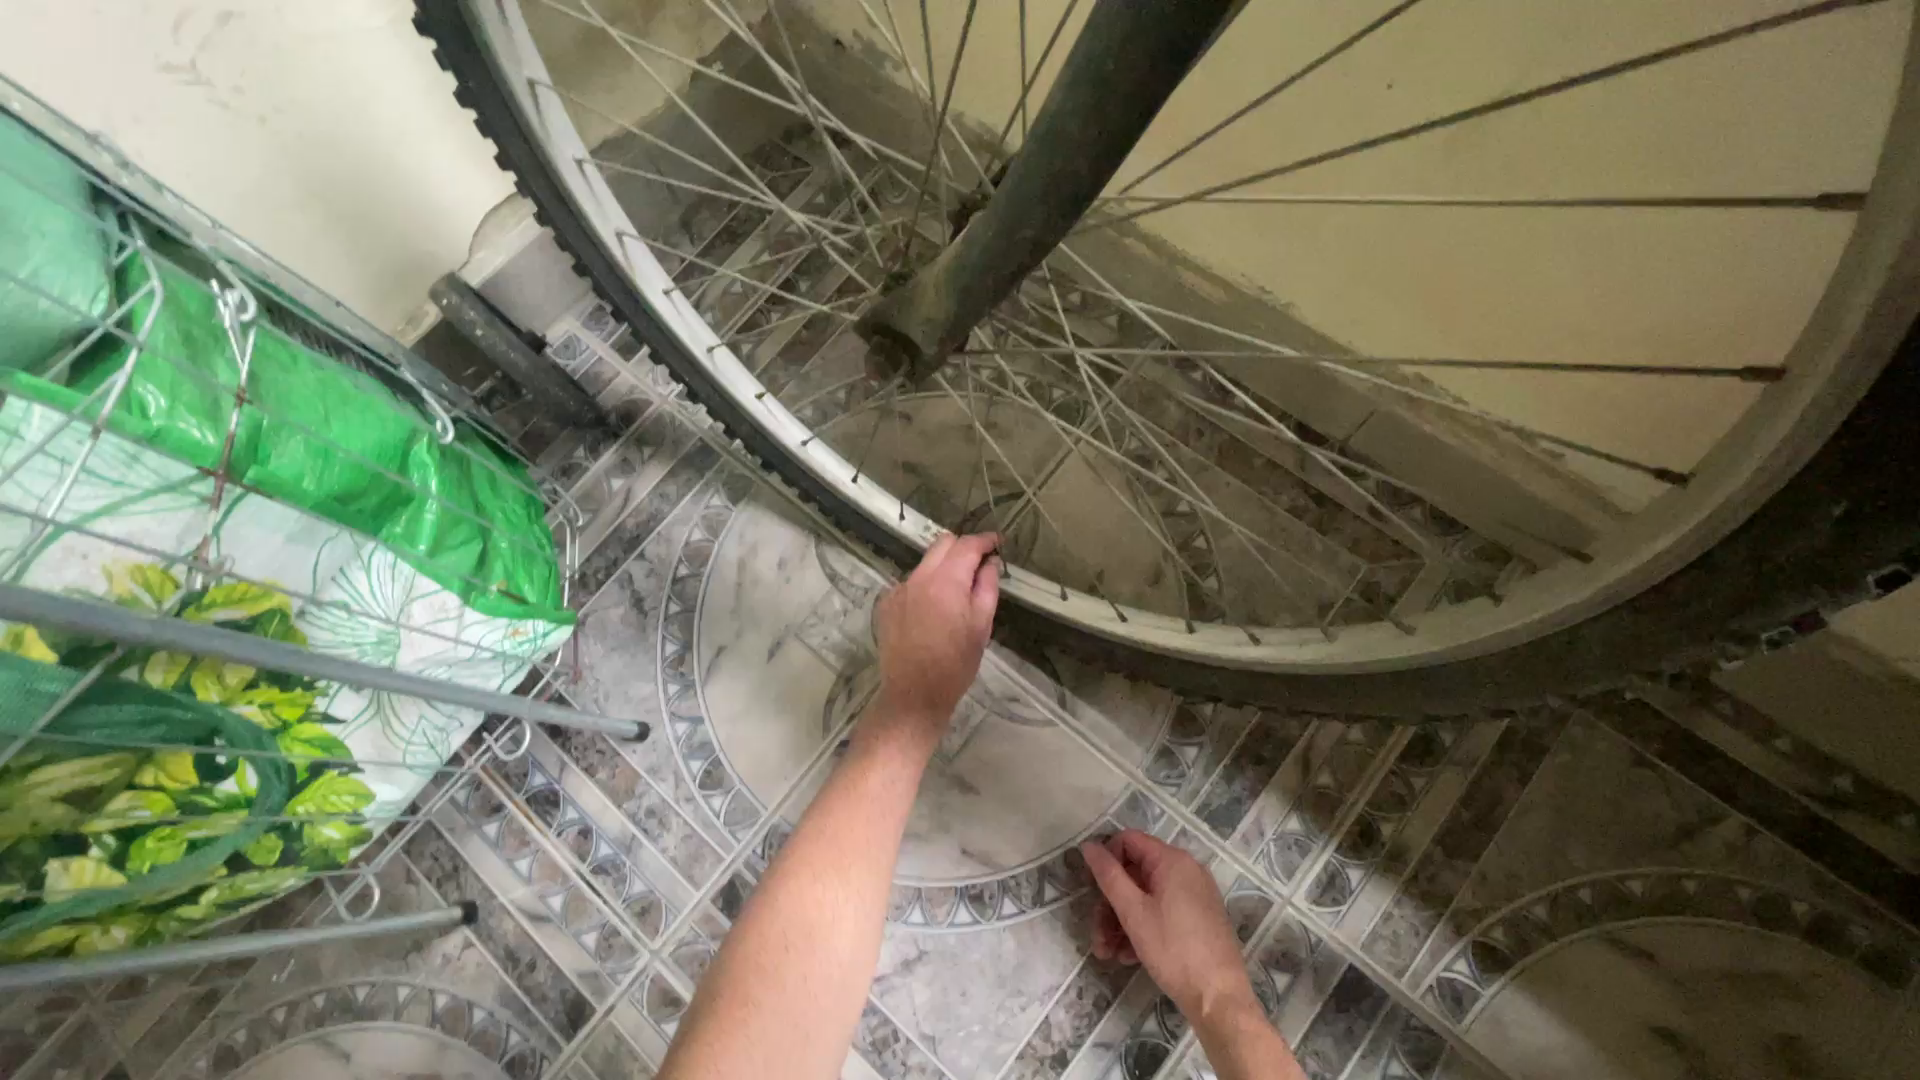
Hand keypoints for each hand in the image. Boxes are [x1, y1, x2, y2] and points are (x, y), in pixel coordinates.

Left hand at [862, 532, 1001, 757]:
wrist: (914, 694)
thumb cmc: (955, 664)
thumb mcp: (981, 627)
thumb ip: (987, 587)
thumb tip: (990, 563)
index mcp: (946, 582)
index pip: (967, 545)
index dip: (985, 541)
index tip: (997, 543)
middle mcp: (918, 578)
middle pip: (942, 543)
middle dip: (963, 548)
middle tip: (979, 565)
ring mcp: (899, 589)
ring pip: (926, 562)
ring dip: (943, 568)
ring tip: (956, 594)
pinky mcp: (887, 603)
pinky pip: (911, 582)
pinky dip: (926, 586)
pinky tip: (933, 611)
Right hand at [1081, 830, 1256, 1022]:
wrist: (1219, 999)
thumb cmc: (1173, 949)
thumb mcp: (1133, 912)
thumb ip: (1108, 875)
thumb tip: (1088, 845)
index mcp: (1172, 860)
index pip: (1128, 840)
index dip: (1105, 859)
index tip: (1092, 888)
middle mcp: (1186, 870)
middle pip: (1135, 873)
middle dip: (1110, 903)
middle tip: (1097, 932)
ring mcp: (1195, 895)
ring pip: (1146, 897)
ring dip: (1122, 921)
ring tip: (1108, 952)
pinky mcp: (1199, 918)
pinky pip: (1163, 912)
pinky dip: (1143, 928)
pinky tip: (1129, 956)